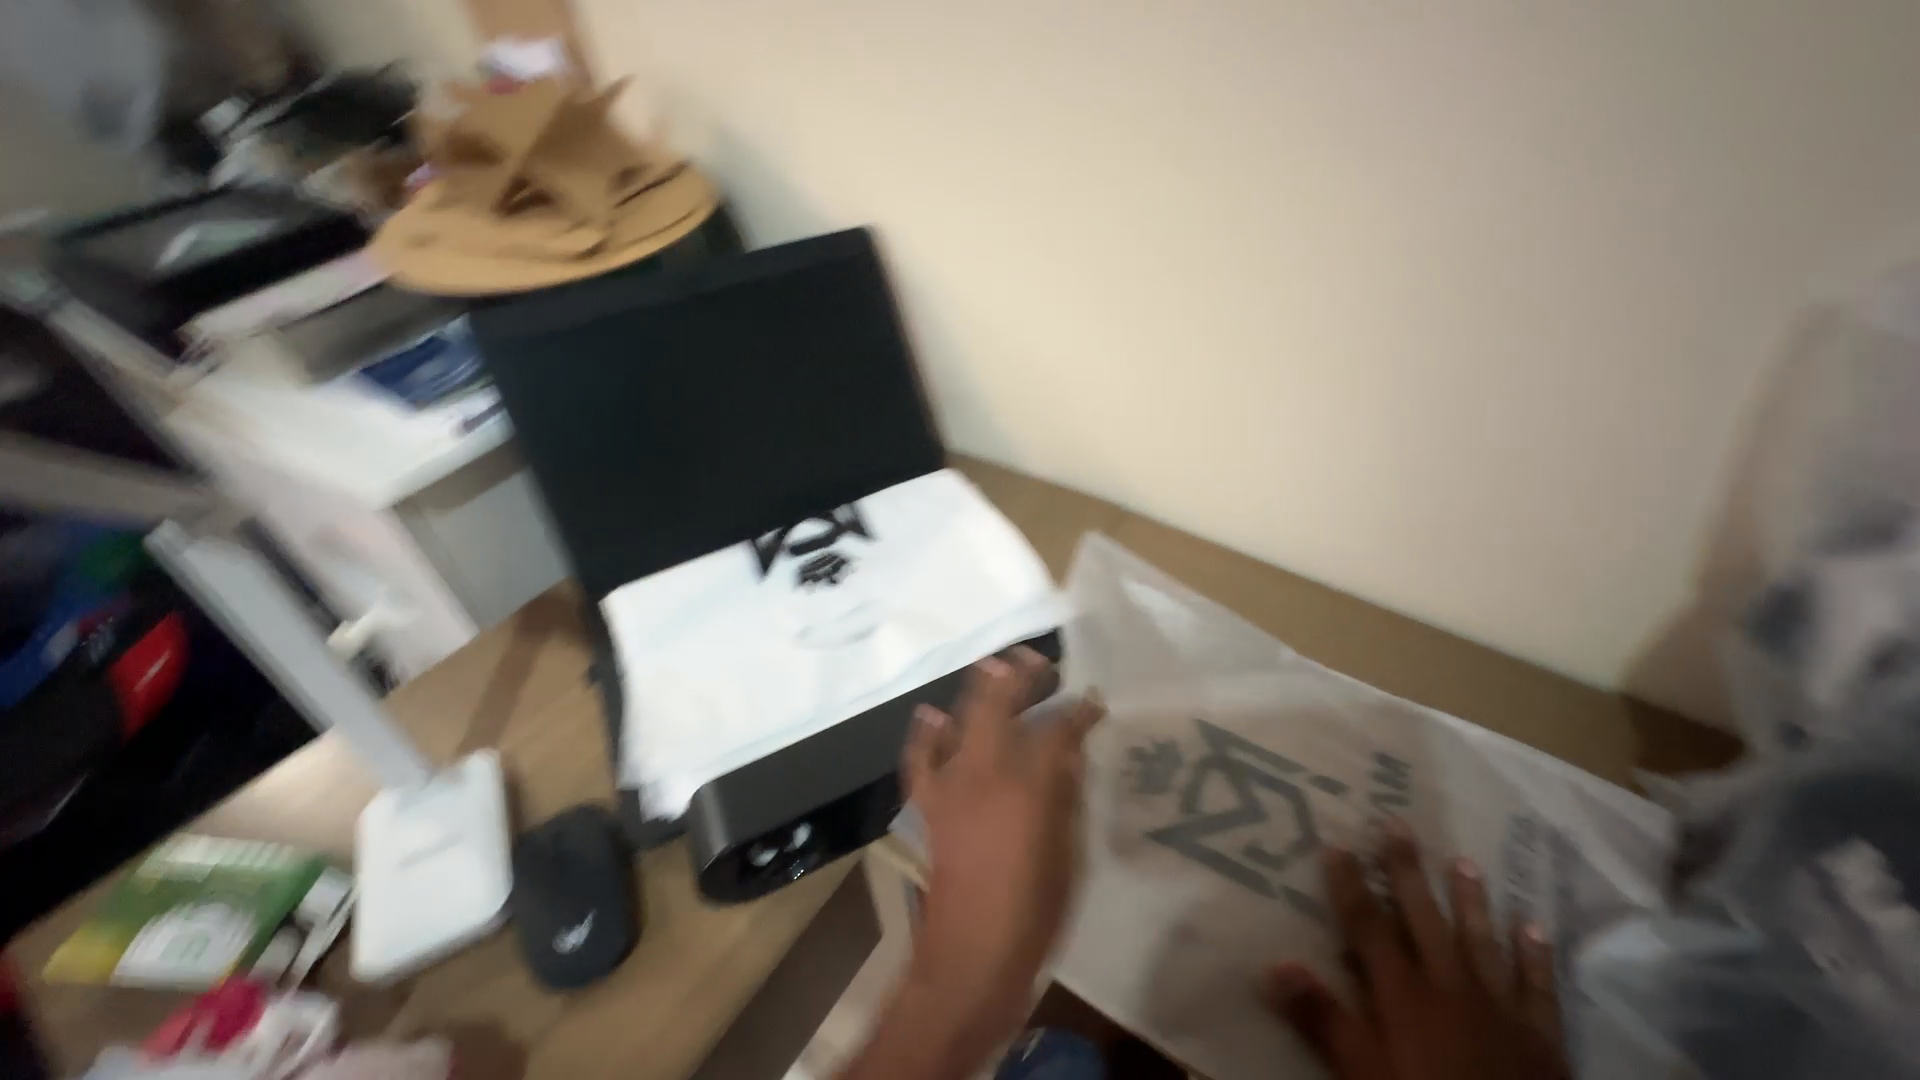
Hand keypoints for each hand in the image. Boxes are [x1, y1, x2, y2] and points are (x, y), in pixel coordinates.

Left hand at [902, 647, 1104, 1043]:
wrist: (970, 956)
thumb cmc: (1033, 913)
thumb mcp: (1067, 857)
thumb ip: (1066, 799)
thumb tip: (1068, 758)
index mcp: (1029, 787)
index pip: (1057, 731)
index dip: (1077, 712)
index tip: (1092, 701)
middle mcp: (986, 773)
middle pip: (1000, 707)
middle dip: (1020, 677)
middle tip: (1036, 660)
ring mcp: (951, 786)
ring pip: (961, 721)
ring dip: (978, 691)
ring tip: (993, 668)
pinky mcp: (929, 805)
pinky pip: (921, 759)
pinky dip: (927, 734)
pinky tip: (932, 715)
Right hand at [1265, 820, 1568, 1079]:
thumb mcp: (1365, 1073)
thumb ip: (1323, 1019)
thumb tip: (1273, 965)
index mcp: (1404, 994)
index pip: (1369, 927)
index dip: (1350, 885)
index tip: (1336, 842)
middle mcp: (1451, 986)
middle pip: (1424, 919)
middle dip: (1407, 871)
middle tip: (1398, 822)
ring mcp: (1500, 1007)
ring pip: (1481, 941)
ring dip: (1471, 901)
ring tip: (1464, 861)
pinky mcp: (1541, 1036)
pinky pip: (1538, 987)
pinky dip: (1535, 957)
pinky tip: (1535, 927)